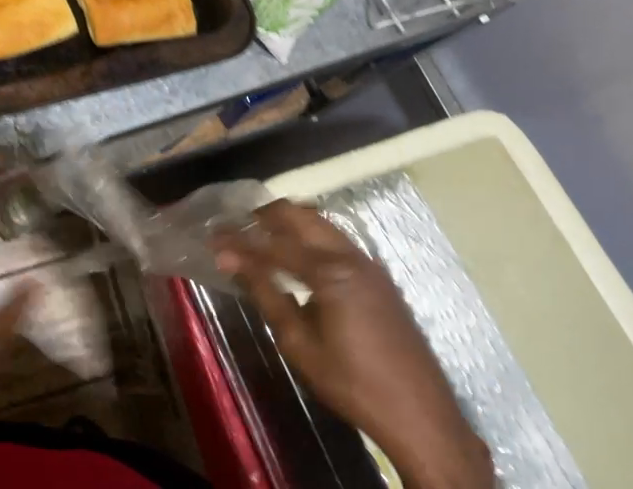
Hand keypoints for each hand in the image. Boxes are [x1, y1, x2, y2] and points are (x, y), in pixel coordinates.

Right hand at [216, 201, 493, 488]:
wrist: (421, 415)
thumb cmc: (352, 383)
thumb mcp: (299, 342)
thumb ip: (265, 293)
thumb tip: (229, 259)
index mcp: (331, 272)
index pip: (273, 244)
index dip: (238, 240)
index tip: (211, 236)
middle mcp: (352, 257)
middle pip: (301, 215)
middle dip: (265, 215)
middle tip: (236, 227)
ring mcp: (370, 265)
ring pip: (322, 223)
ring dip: (289, 223)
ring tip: (260, 237)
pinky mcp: (379, 278)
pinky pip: (337, 240)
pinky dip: (310, 237)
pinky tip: (295, 258)